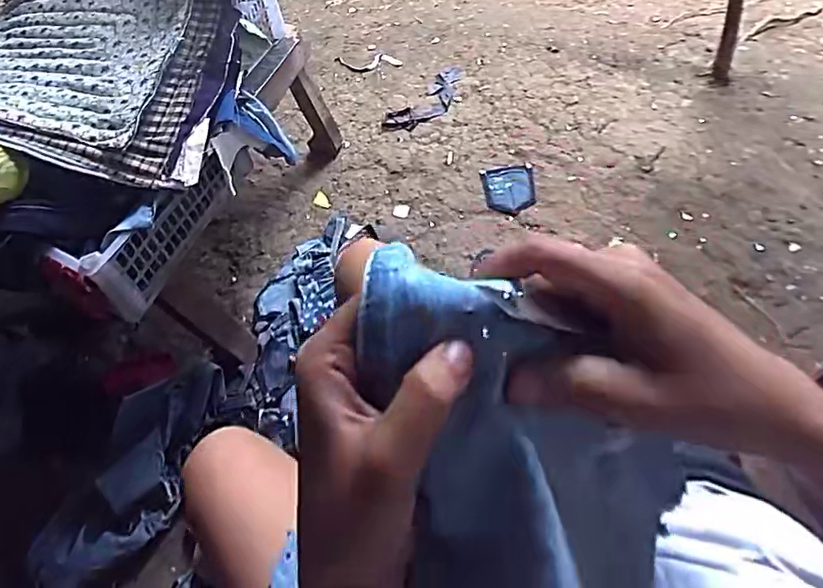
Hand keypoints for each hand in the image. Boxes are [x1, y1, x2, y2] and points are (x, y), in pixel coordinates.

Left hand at [296, 299, 472, 587]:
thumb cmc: (353, 525)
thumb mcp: (387, 460)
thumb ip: (421, 399)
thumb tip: (462, 343)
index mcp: (325, 359)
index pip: (374, 301)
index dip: (420, 296)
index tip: (471, 300)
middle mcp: (343, 362)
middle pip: (397, 320)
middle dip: (440, 322)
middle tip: (492, 322)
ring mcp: (366, 386)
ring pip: (413, 348)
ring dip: (448, 349)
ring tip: (497, 342)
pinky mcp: (389, 410)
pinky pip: (422, 376)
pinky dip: (449, 376)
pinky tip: (484, 375)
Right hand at [481, 236, 822, 460]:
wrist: (771, 400)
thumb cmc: (707, 397)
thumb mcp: (634, 401)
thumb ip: (568, 385)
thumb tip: (509, 381)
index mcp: (619, 279)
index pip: (544, 252)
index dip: (500, 264)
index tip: (470, 296)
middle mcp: (621, 260)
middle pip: (551, 265)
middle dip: (518, 298)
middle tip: (495, 342)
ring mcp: (631, 270)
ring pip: (565, 280)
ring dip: (542, 311)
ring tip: (527, 354)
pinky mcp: (637, 286)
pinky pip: (584, 290)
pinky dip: (564, 315)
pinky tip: (566, 352)